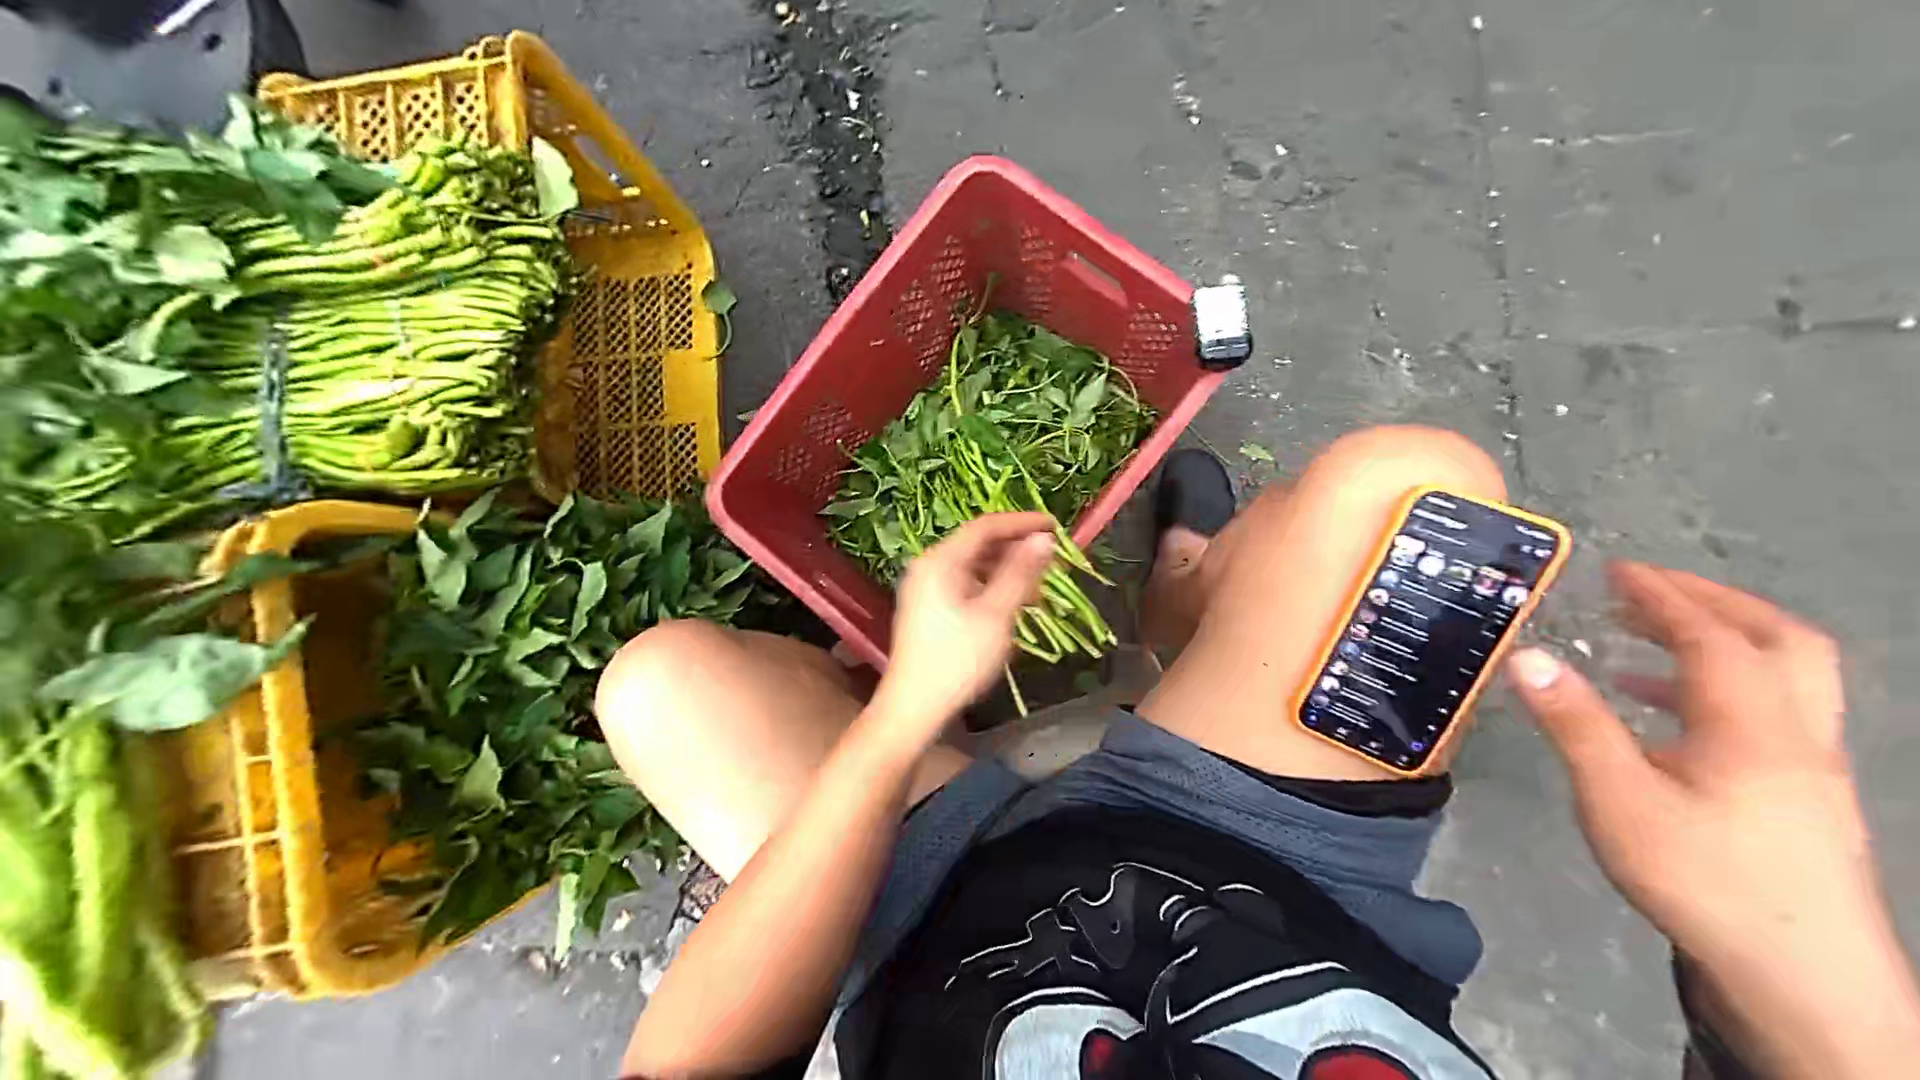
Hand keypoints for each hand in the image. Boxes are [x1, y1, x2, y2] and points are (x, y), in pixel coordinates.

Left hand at [876, 513, 1056, 734]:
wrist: (914, 706)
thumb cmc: (957, 660)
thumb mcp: (995, 614)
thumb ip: (1021, 573)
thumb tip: (1044, 540)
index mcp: (940, 561)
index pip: (985, 526)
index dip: (1022, 523)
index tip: (1055, 526)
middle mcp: (929, 567)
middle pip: (979, 545)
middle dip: (1017, 549)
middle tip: (1052, 560)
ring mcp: (926, 588)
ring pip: (974, 566)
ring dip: (1007, 570)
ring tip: (1038, 585)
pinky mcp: (929, 608)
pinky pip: (965, 584)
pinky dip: (991, 587)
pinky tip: (1013, 603)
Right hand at [1508, 560, 1919, 1075]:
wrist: (1800, 977)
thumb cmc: (1701, 876)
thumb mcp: (1618, 797)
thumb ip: (1575, 722)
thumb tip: (1527, 656)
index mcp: (1755, 728)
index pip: (1714, 640)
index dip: (1665, 597)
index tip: (1618, 569)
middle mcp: (1796, 735)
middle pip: (1781, 643)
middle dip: (1714, 602)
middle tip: (1648, 587)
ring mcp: (1808, 766)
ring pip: (1784, 676)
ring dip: (1718, 639)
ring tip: (1643, 633)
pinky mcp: (1800, 792)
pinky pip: (1767, 710)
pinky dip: (1714, 684)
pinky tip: (1657, 704)